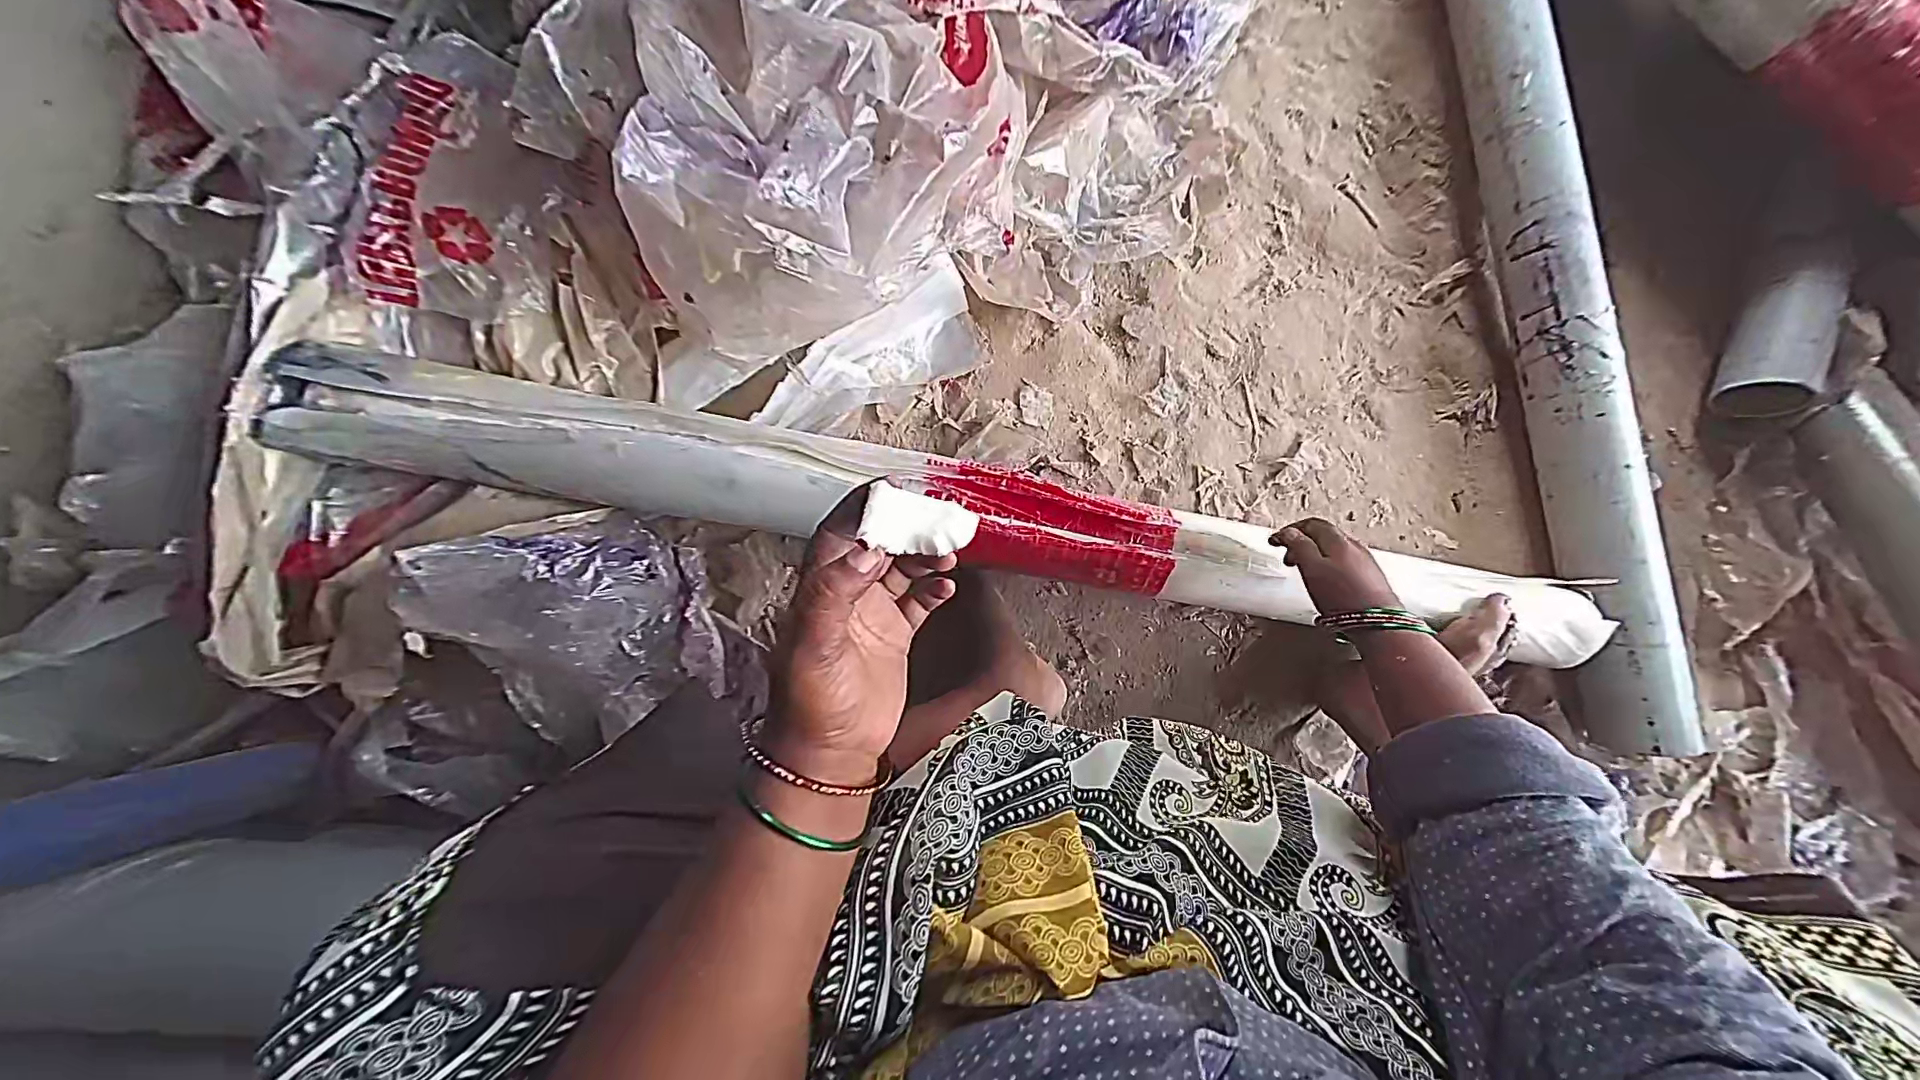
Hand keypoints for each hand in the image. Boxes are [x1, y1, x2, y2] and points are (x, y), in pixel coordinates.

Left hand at [769, 489, 957, 784]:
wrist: (832, 751)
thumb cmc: (812, 702)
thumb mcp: (815, 646)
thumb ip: (835, 594)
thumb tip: (868, 550)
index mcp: (822, 588)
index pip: (843, 532)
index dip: (868, 508)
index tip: (898, 492)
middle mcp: (848, 593)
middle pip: (880, 544)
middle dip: (907, 529)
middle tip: (936, 520)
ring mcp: (873, 613)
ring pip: (902, 568)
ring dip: (925, 556)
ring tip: (947, 553)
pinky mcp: (895, 634)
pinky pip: (919, 600)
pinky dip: (934, 588)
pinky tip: (946, 586)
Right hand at [1273, 517, 1401, 614]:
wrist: (1377, 622)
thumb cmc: (1344, 597)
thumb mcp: (1311, 568)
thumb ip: (1299, 546)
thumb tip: (1288, 532)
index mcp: (1338, 540)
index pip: (1311, 524)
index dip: (1289, 530)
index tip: (1276, 540)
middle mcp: (1354, 547)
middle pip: (1322, 534)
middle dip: (1300, 542)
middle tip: (1286, 555)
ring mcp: (1364, 562)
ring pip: (1332, 549)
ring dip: (1313, 554)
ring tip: (1301, 569)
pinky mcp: (1369, 577)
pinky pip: (1342, 562)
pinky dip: (1326, 564)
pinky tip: (1322, 580)